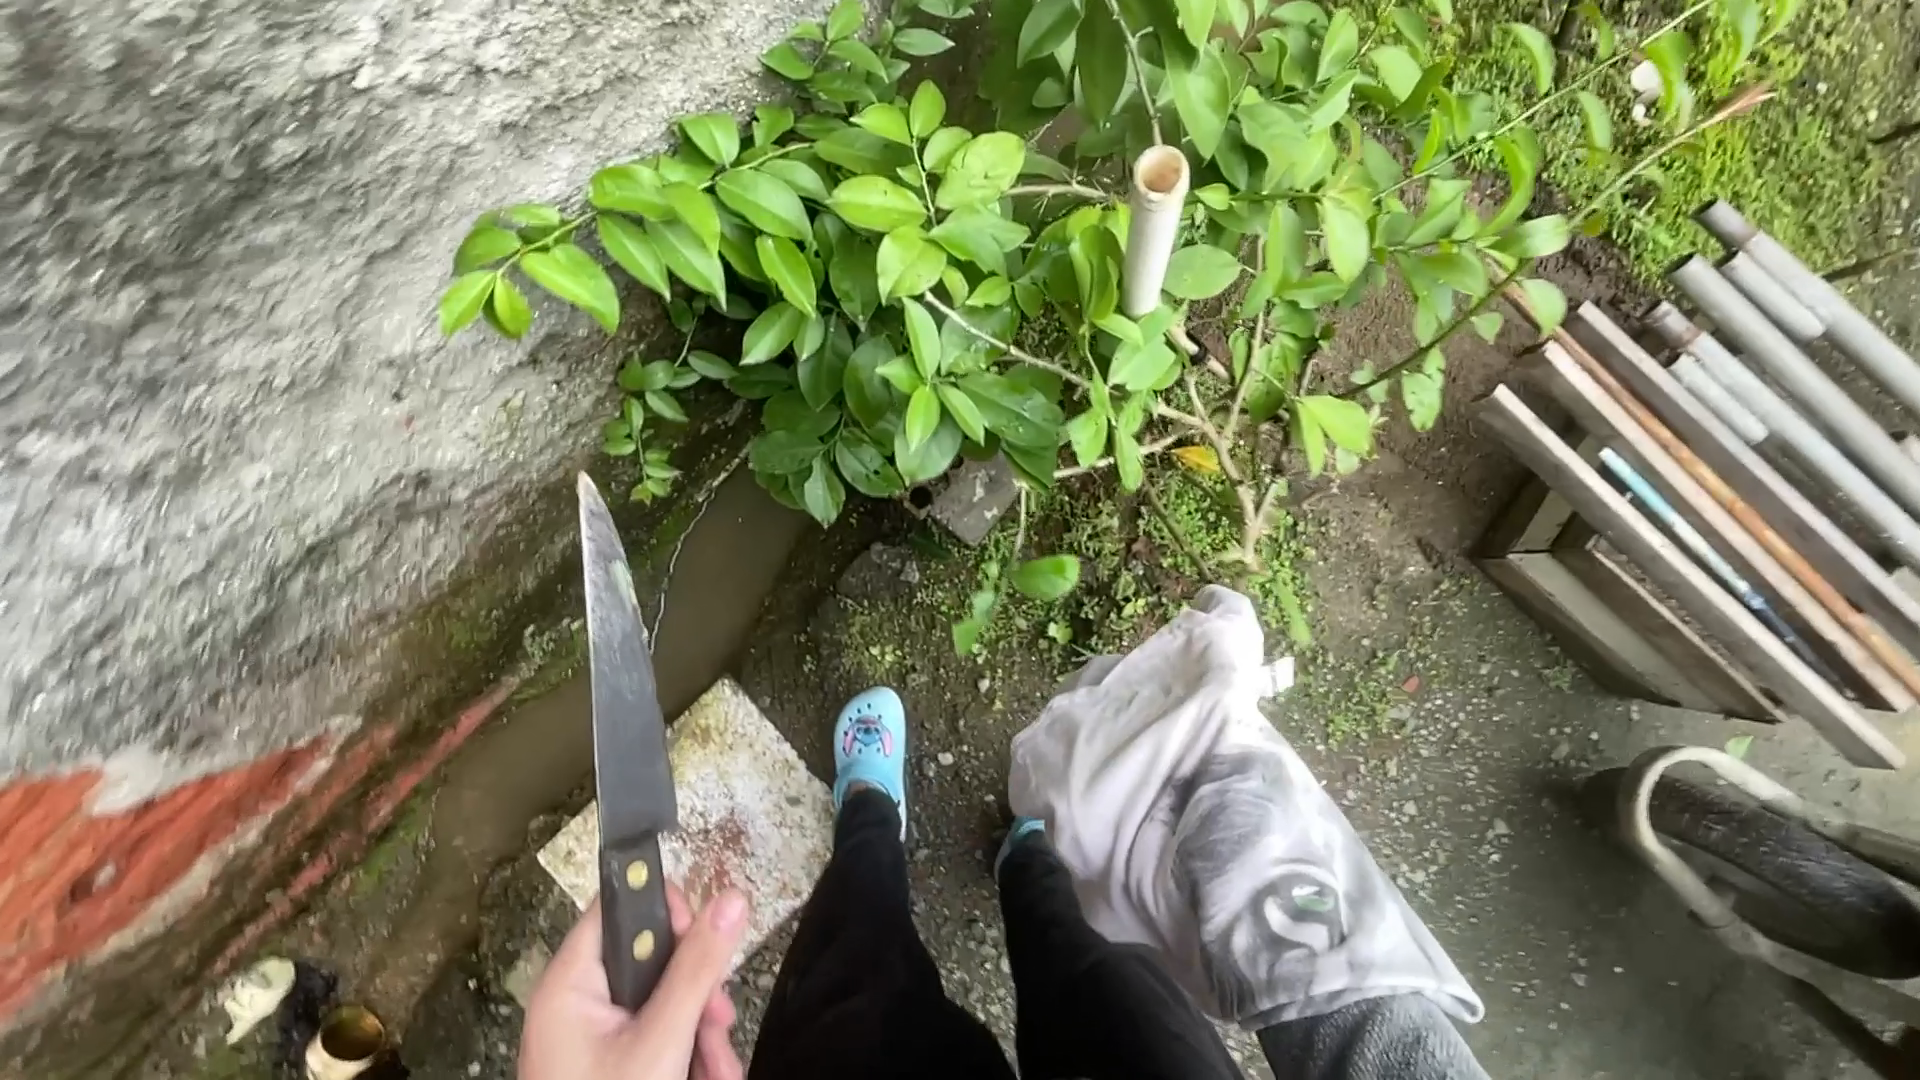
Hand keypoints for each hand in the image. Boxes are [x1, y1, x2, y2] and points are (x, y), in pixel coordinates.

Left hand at [519, 885, 750, 1079]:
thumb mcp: (661, 1042)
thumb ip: (697, 968)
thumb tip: (733, 896)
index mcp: (571, 982)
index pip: (619, 903)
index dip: (665, 906)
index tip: (704, 936)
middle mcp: (580, 998)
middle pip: (651, 951)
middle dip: (698, 984)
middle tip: (721, 1018)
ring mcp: (594, 1032)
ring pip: (664, 993)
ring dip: (701, 1026)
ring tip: (721, 1068)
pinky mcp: (610, 1059)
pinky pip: (659, 1028)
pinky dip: (688, 1048)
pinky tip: (711, 1075)